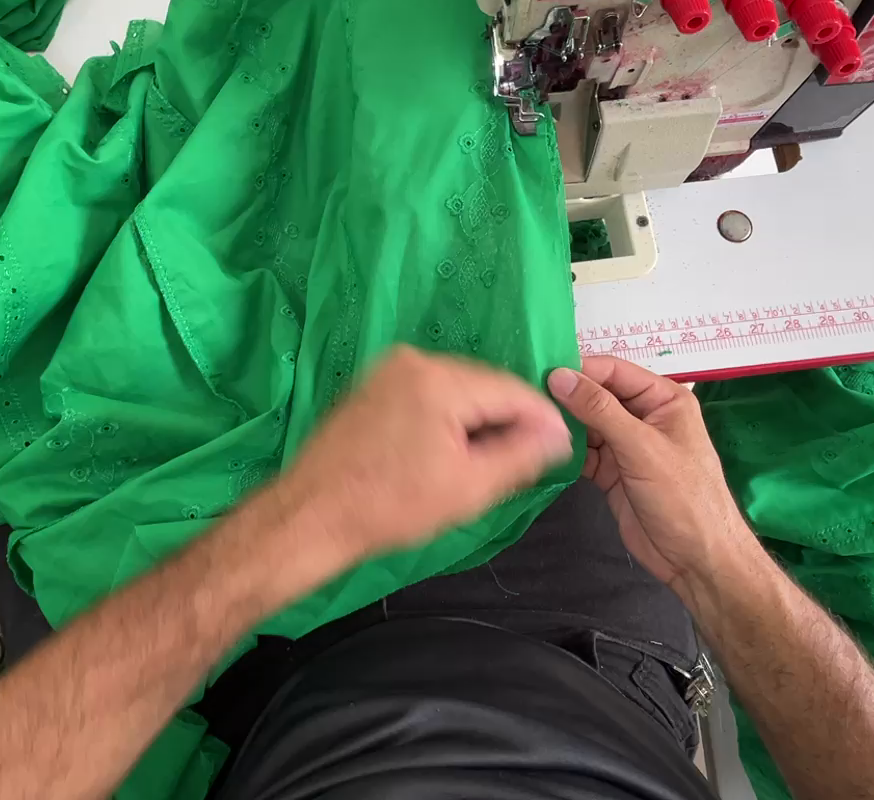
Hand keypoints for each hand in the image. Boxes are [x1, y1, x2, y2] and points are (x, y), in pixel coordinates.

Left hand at [273, 346, 573, 560]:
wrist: (312, 513)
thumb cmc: (391, 506)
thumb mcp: (469, 486)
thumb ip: (521, 454)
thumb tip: (558, 433)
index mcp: (440, 379)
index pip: (512, 389)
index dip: (541, 418)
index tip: (561, 445)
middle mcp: (415, 360)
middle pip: (484, 384)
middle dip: (507, 418)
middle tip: (526, 458)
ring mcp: (390, 368)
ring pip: (457, 387)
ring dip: (477, 417)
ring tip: (487, 459)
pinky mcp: (374, 382)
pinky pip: (429, 391)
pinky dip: (447, 414)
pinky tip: (449, 447)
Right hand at [547, 356, 747, 589]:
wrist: (696, 561)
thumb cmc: (682, 497)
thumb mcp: (641, 447)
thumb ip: (599, 409)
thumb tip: (558, 375)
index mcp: (662, 399)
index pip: (613, 371)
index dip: (579, 370)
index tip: (540, 373)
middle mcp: (644, 416)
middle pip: (596, 395)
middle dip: (566, 397)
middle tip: (529, 399)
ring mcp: (626, 444)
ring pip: (586, 423)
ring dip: (564, 425)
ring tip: (532, 424)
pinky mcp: (611, 470)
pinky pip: (583, 451)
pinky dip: (567, 450)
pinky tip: (545, 449)